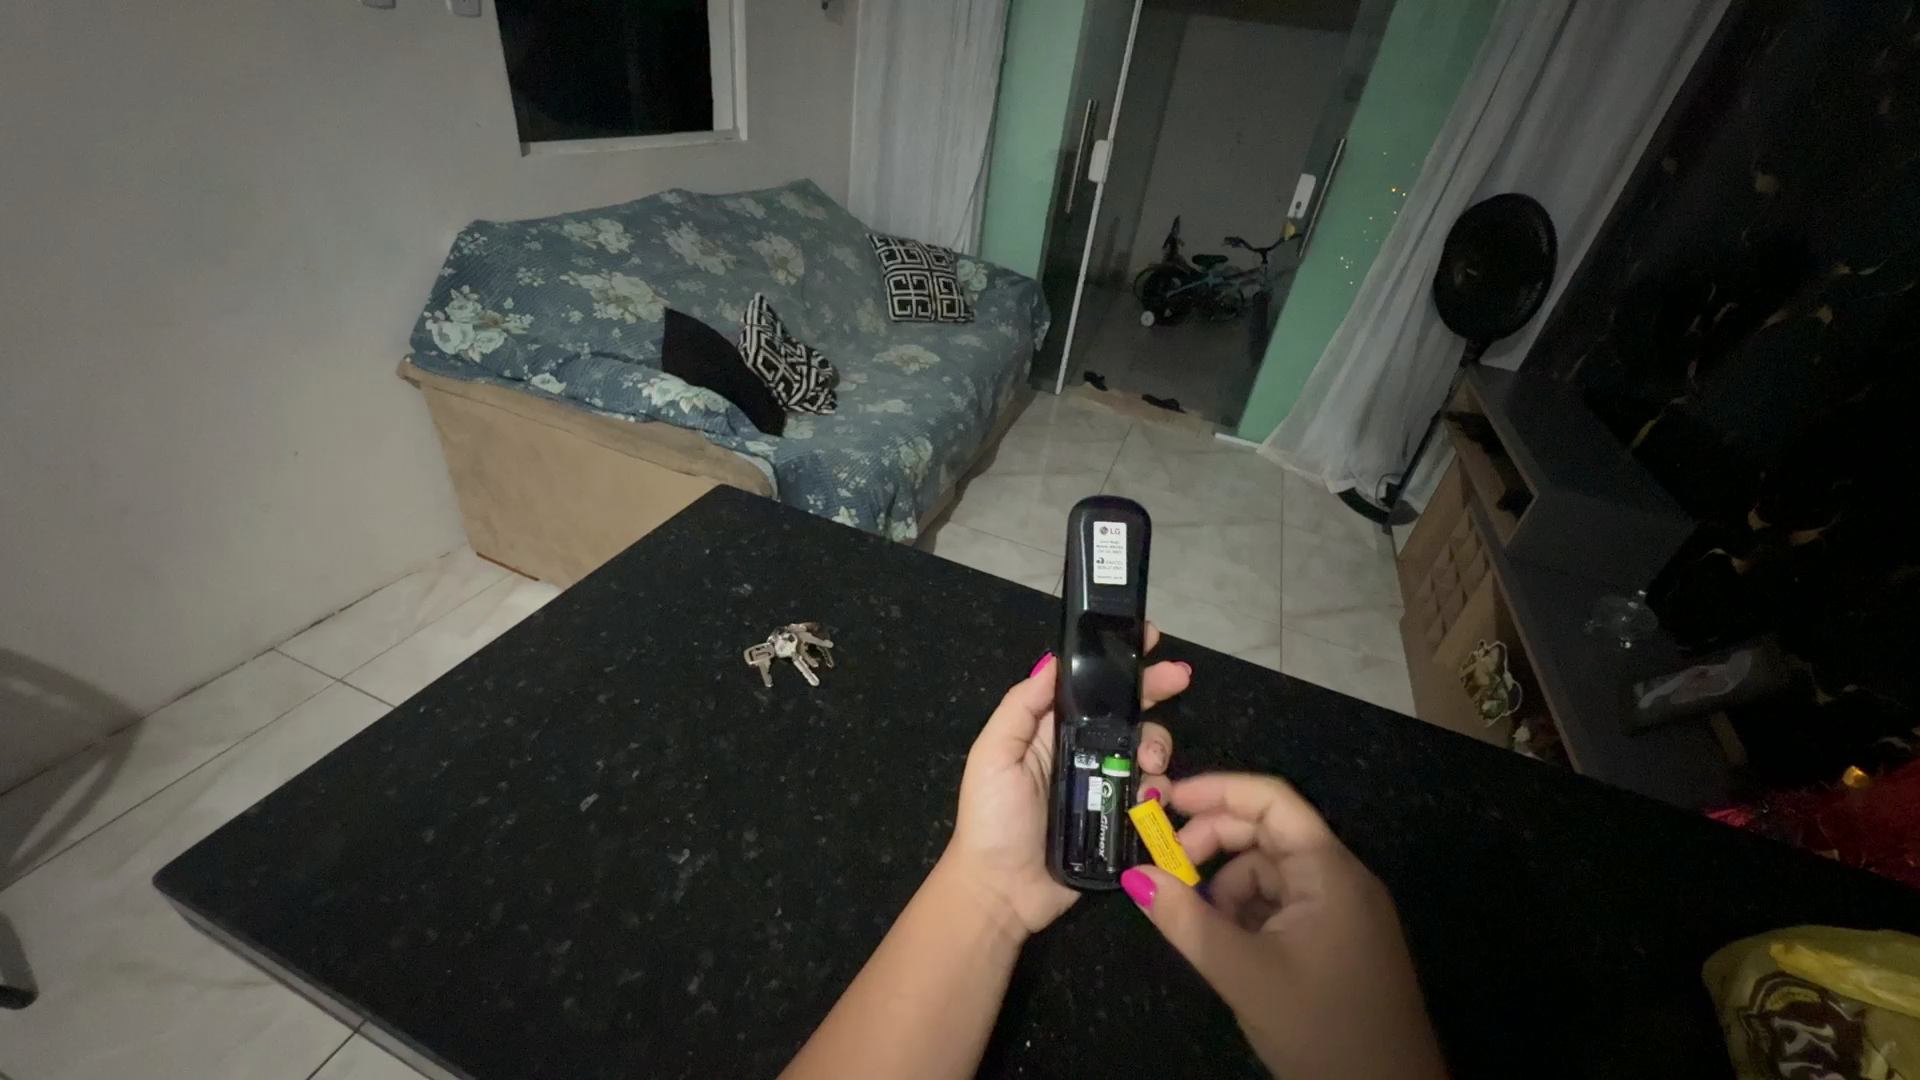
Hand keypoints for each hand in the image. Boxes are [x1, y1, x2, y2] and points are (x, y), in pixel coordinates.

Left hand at [941, 625, 1190, 937]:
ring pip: (1147, 751)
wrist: (1002, 890)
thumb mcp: (994, 753)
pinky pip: (1152, 797)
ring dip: (1158, 745)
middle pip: (1127, 713)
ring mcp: (1105, 786)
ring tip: (1150, 759)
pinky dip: (1160, 792)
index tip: (1148, 638)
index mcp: (1052, 729)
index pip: (1090, 688)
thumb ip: (1021, 706)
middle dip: (1155, 690)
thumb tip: (1051, 660)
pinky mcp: (1121, 820)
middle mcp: (1083, 751)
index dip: (1118, 663)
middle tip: (1179, 676)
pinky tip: (1152, 796)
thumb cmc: (992, 817)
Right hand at [1122, 774, 1446, 1079]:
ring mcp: (1339, 910)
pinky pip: (1279, 902)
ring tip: (1198, 920)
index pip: (1271, 800)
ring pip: (1268, 870)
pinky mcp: (1334, 939)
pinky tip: (1226, 942)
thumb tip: (1134, 876)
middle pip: (1266, 831)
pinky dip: (1245, 910)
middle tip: (1168, 865)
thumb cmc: (1324, 1032)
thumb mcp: (1243, 974)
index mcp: (1328, 870)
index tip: (1167, 800)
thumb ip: (1185, 920)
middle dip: (1212, 841)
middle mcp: (1338, 878)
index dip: (1217, 790)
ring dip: (1225, 883)